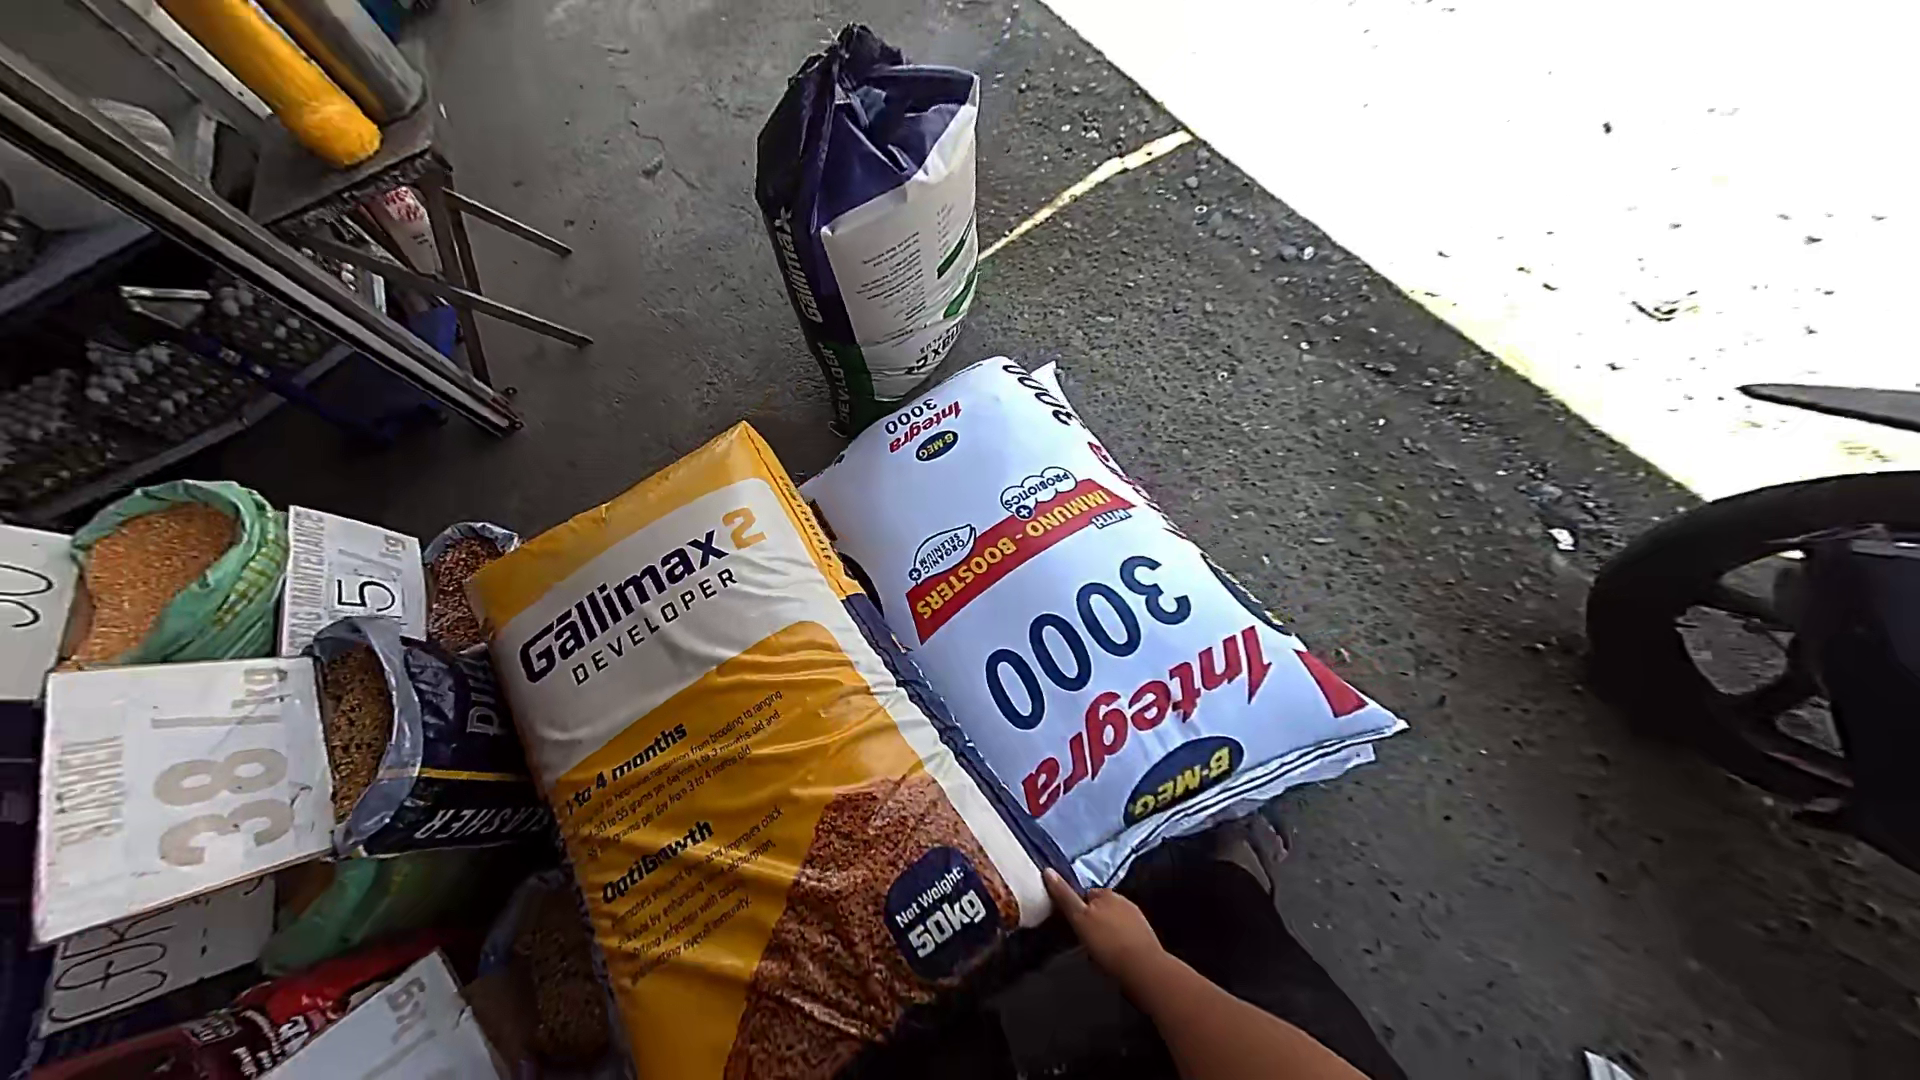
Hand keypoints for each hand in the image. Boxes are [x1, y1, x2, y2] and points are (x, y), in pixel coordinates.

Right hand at [1043, 867, 1169, 988]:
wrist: (1145, 969)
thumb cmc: (1108, 943)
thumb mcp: (1080, 918)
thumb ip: (1064, 896)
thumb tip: (1048, 870)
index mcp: (1106, 894)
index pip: (1086, 894)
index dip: (1078, 908)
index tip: (1075, 925)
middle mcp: (1122, 900)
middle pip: (1101, 907)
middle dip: (1094, 920)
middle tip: (1086, 941)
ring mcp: (1137, 918)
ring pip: (1114, 922)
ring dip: (1107, 931)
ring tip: (1101, 952)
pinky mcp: (1146, 936)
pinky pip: (1126, 935)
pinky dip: (1119, 942)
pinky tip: (1116, 957)